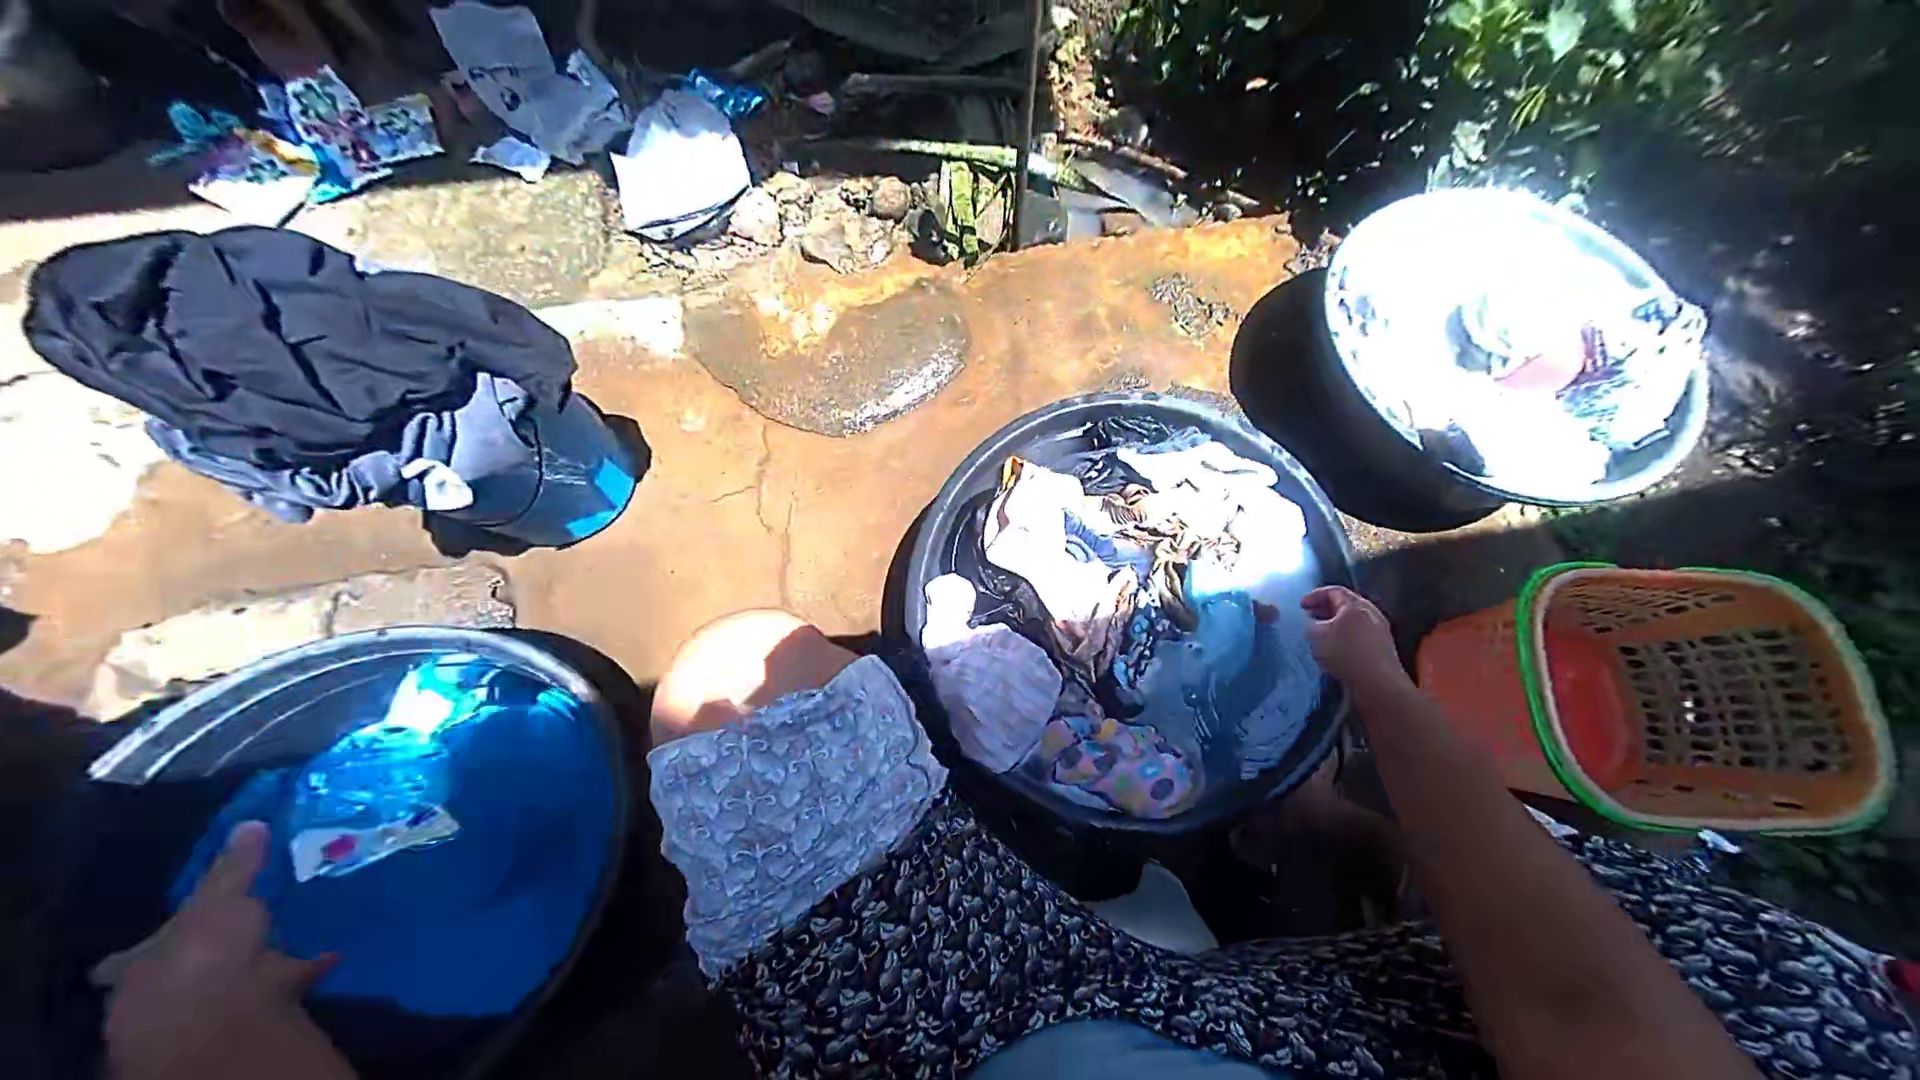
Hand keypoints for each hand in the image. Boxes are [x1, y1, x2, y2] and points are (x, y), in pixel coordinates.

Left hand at [102, 821, 354, 1079]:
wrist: (230, 1010)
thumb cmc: (200, 955)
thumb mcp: (218, 899)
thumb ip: (234, 866)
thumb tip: (249, 823)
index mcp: (143, 964)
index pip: (134, 953)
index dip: (154, 938)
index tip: (175, 921)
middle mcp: (171, 986)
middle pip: (192, 961)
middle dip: (222, 942)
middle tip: (256, 913)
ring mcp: (216, 998)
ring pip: (241, 969)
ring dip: (268, 951)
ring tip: (301, 923)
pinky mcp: (261, 1000)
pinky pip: (290, 975)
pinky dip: (312, 962)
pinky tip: (336, 946)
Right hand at [1300, 586, 1409, 690]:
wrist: (1378, 683)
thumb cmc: (1344, 654)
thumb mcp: (1316, 635)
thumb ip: (1310, 624)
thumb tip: (1313, 623)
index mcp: (1355, 606)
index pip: (1334, 591)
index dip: (1315, 595)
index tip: (1301, 605)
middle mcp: (1371, 613)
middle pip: (1347, 603)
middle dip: (1326, 607)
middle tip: (1310, 615)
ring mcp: (1380, 630)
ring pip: (1354, 618)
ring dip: (1337, 621)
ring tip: (1321, 631)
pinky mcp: (1383, 646)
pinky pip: (1360, 632)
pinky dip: (1346, 633)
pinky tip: (1337, 646)